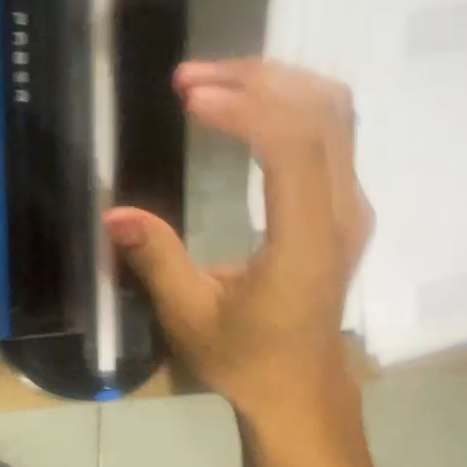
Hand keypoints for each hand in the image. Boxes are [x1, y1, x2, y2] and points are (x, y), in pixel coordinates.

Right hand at [105, 60, 372, 418]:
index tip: (189, 98)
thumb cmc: (242, 359)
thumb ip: (156, 261)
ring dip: (277, 85)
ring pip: (335, 113)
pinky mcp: (344, 206)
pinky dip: (289, 106)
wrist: (298, 388)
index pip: (291, 145)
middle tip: (191, 78)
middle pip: (322, 110)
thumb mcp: (188, 318)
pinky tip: (248, 107)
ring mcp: (351, 205)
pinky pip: (331, 133)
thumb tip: (114, 216)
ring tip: (215, 82)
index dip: (244, 110)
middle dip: (257, 80)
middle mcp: (342, 210)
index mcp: (306, 239)